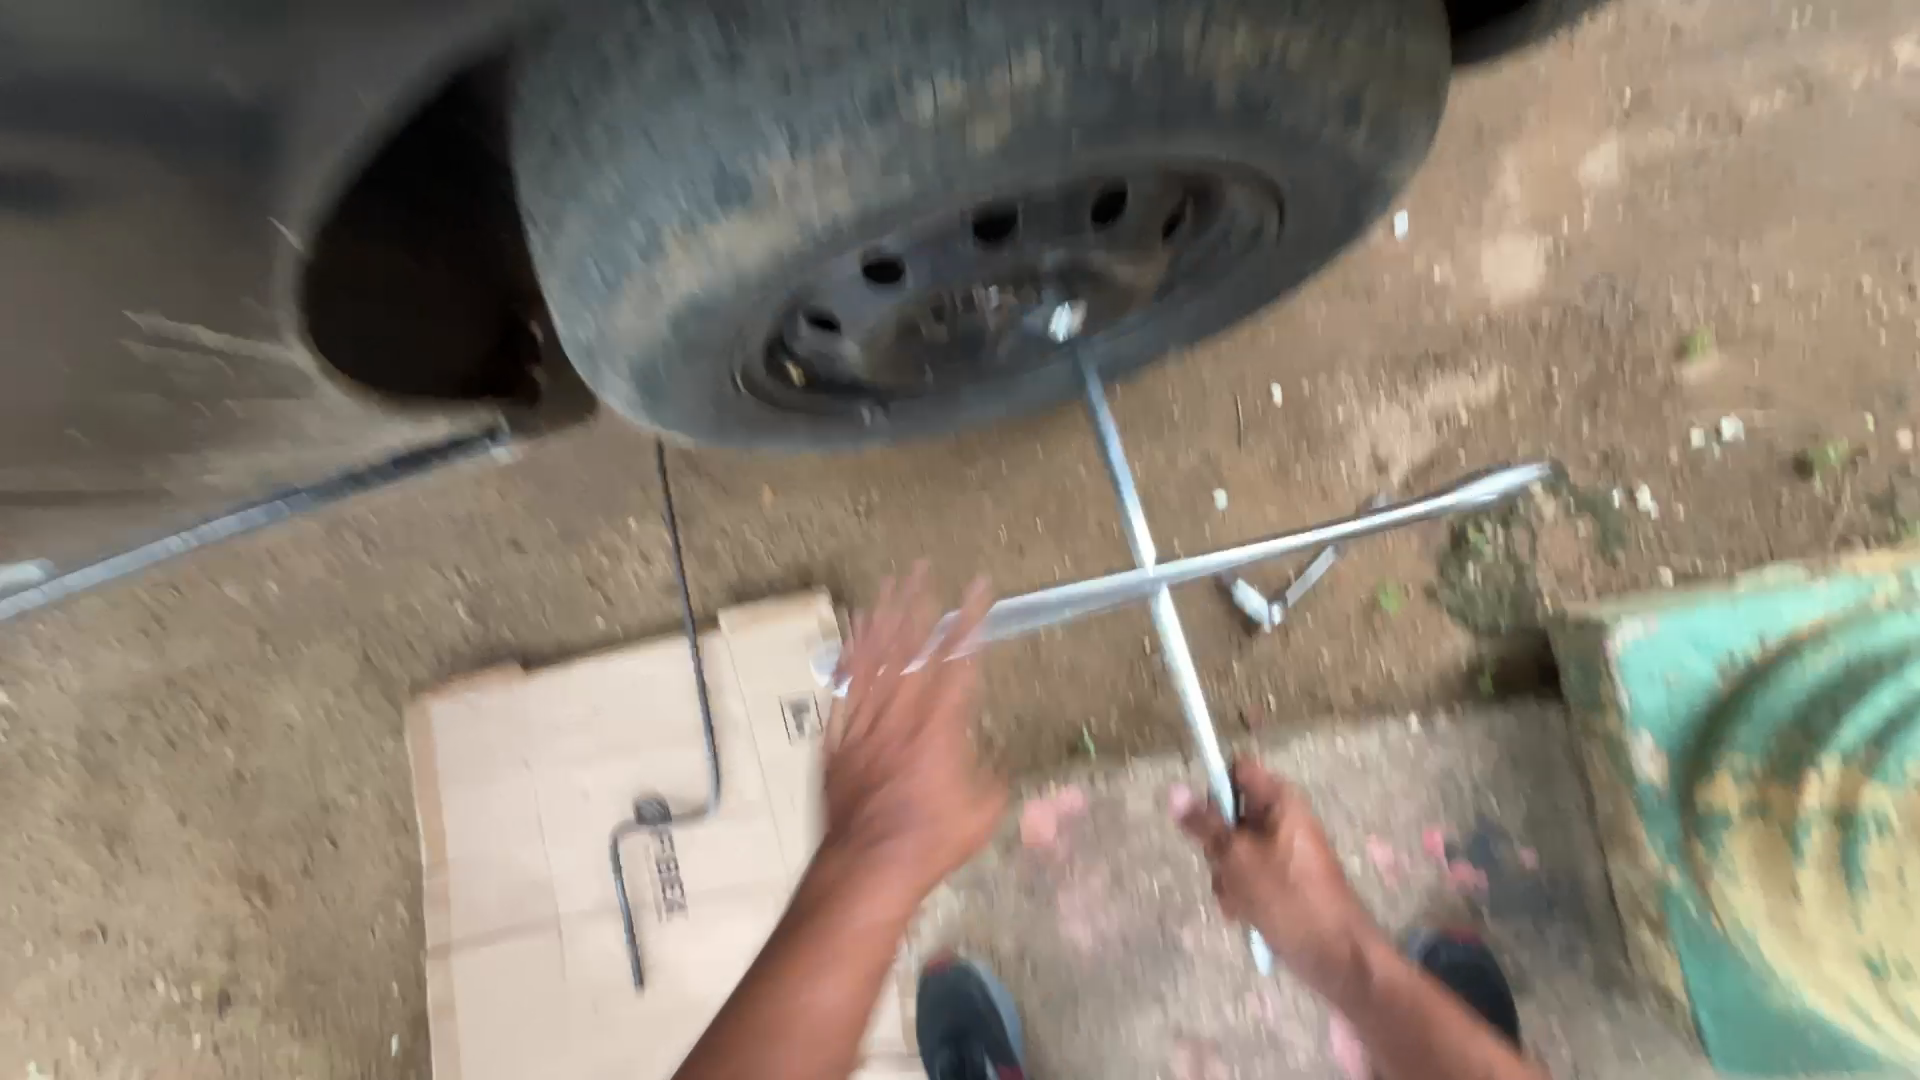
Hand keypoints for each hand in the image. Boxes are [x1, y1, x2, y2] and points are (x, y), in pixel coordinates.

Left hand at [819, 564, 1005, 909]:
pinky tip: (851, 630)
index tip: (978, 591)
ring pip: (873, 660)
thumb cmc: (930, 843)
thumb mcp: (981, 812)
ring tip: (888, 583)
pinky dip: (848, 656)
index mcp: (939, 726)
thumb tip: (992, 765)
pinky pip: (843, 688)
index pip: (959, 661)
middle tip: (923, 568)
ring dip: (882, 618)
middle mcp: (900, 714)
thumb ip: (990, 778)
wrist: (867, 868)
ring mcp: (865, 723)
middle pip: (910, 648)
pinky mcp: (838, 737)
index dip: (970, 622)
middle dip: (919, 604)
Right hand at [1176, 758, 1384, 997]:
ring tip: (1237, 900)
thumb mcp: (1237, 858)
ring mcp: (1284, 850)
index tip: (1204, 818)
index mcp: (1279, 800)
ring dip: (1226, 874)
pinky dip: (1241, 891)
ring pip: (1234, 847)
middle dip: (1217, 844)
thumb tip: (1174, 789)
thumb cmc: (1289, 899)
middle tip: (1224, 868)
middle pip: (1229, 812)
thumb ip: (1204, 824)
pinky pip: (1248, 872)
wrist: (1340, 960)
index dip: (1214, 788)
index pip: (1236, 770)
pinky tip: (1244, 914)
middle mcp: (1283, 818)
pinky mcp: (1284, 879)